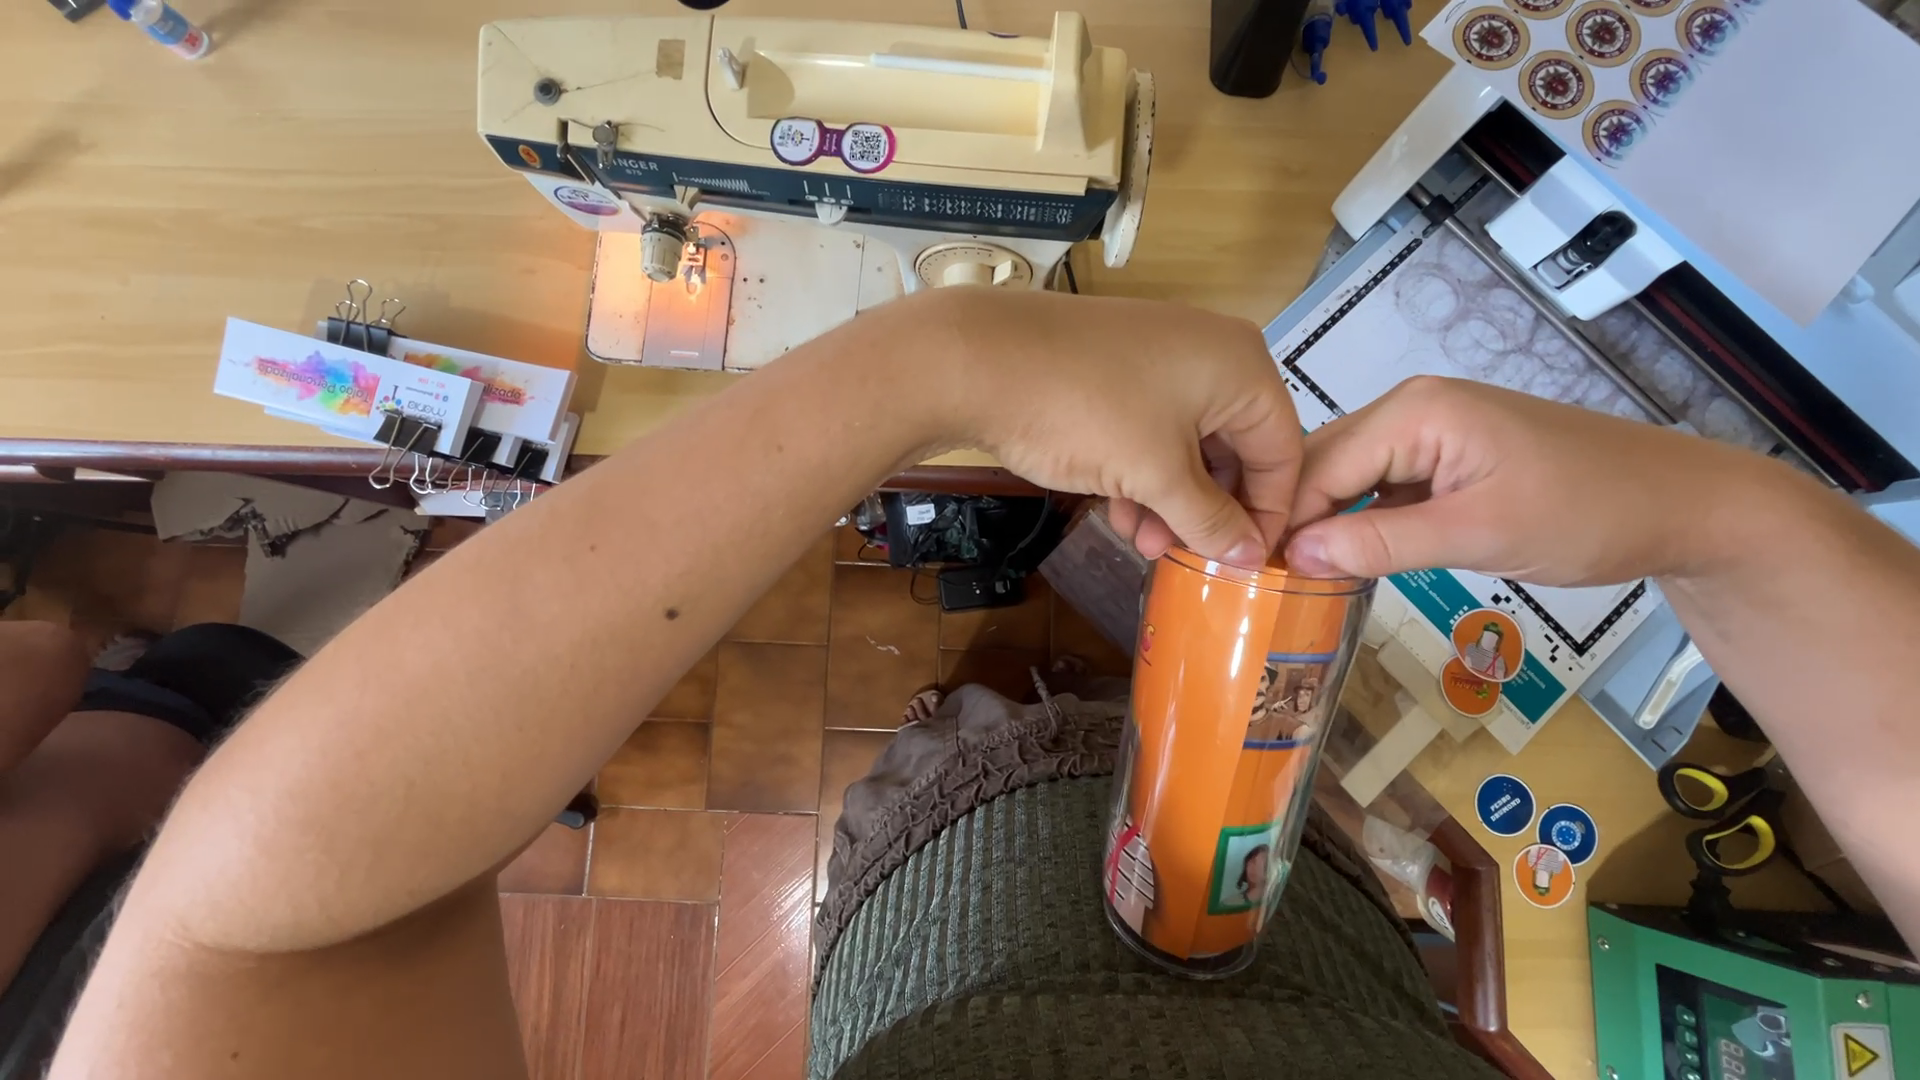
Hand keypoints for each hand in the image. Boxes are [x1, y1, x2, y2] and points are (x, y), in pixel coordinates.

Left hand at [913, 288, 1300, 567]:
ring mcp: (1158, 357)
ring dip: (1169, 500)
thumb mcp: (1155, 476)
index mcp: (1241, 366)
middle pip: (1233, 448)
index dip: (1267, 512)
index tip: (1245, 562)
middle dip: (1206, 509)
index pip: (1281, 451)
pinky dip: (1140, 474)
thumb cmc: (1085, 413)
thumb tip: (1252, 556)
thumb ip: (1210, 519)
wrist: (980, 362)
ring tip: (1139, 541)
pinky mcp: (1116, 370)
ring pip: (1185, 445)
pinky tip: (1117, 511)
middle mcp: (1209, 353)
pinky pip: (1148, 430)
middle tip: (1181, 555)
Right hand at [1280, 377, 1780, 584]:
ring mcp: (1426, 430)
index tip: (1256, 574)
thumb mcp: (1477, 534)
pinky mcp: (1441, 456)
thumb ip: (1379, 542)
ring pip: (1346, 476)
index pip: (1318, 467)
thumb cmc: (1586, 514)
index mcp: (1413, 411)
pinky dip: (1356, 520)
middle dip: (1294, 518)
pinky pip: (1377, 485)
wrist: (1688, 508)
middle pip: (1323, 465)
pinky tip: (1341, 553)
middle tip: (1267, 577)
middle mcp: (1408, 409)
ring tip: (1295, 569)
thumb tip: (1294, 555)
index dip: (1283, 521)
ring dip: (1322, 521)